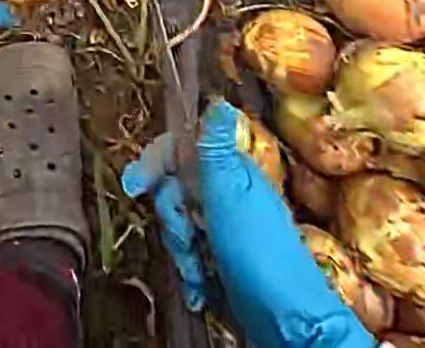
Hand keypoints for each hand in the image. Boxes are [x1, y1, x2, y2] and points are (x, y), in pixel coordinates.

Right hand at [123, 102, 376, 347]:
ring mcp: (226, 227)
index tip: (133, 186)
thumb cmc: (258, 251)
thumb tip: (218, 101)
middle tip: (187, 237)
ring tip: (198, 271)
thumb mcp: (230, 193)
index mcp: (228, 169)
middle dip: (171, 216)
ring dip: (181, 248)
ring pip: (180, 223)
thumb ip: (216, 148)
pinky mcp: (224, 260)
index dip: (153, 162)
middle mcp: (226, 192)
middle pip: (175, 188)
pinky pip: (192, 254)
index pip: (179, 148)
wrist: (291, 324)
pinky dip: (191, 272)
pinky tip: (200, 289)